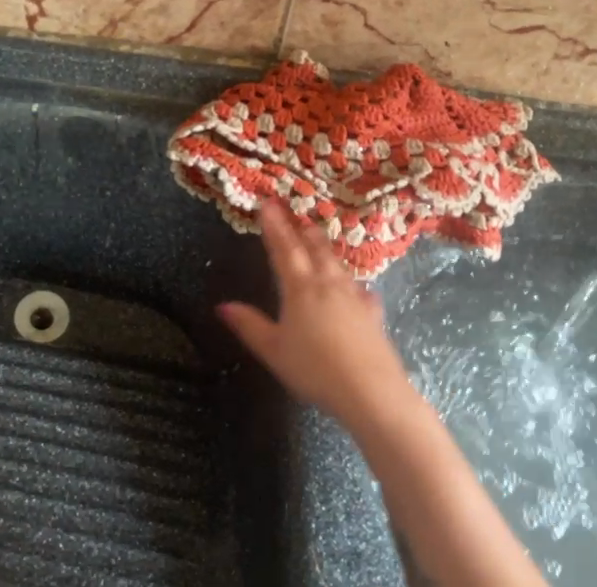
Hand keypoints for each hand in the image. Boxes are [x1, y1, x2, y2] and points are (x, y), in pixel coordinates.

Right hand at [218, 204, 417, 429]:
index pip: (284, 249)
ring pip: (338, 265)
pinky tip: (359, 288)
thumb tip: (222, 306)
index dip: (275, 226)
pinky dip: (354, 284)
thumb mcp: (273, 350)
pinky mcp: (374, 316)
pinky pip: (362, 291)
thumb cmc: (315, 369)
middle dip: (302, 230)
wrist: (370, 391)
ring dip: (326, 248)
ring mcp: (354, 298)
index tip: (268, 204)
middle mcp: (328, 285)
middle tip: (296, 214)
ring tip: (319, 238)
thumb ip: (249, 326)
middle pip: (314, 250)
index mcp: (300, 289)